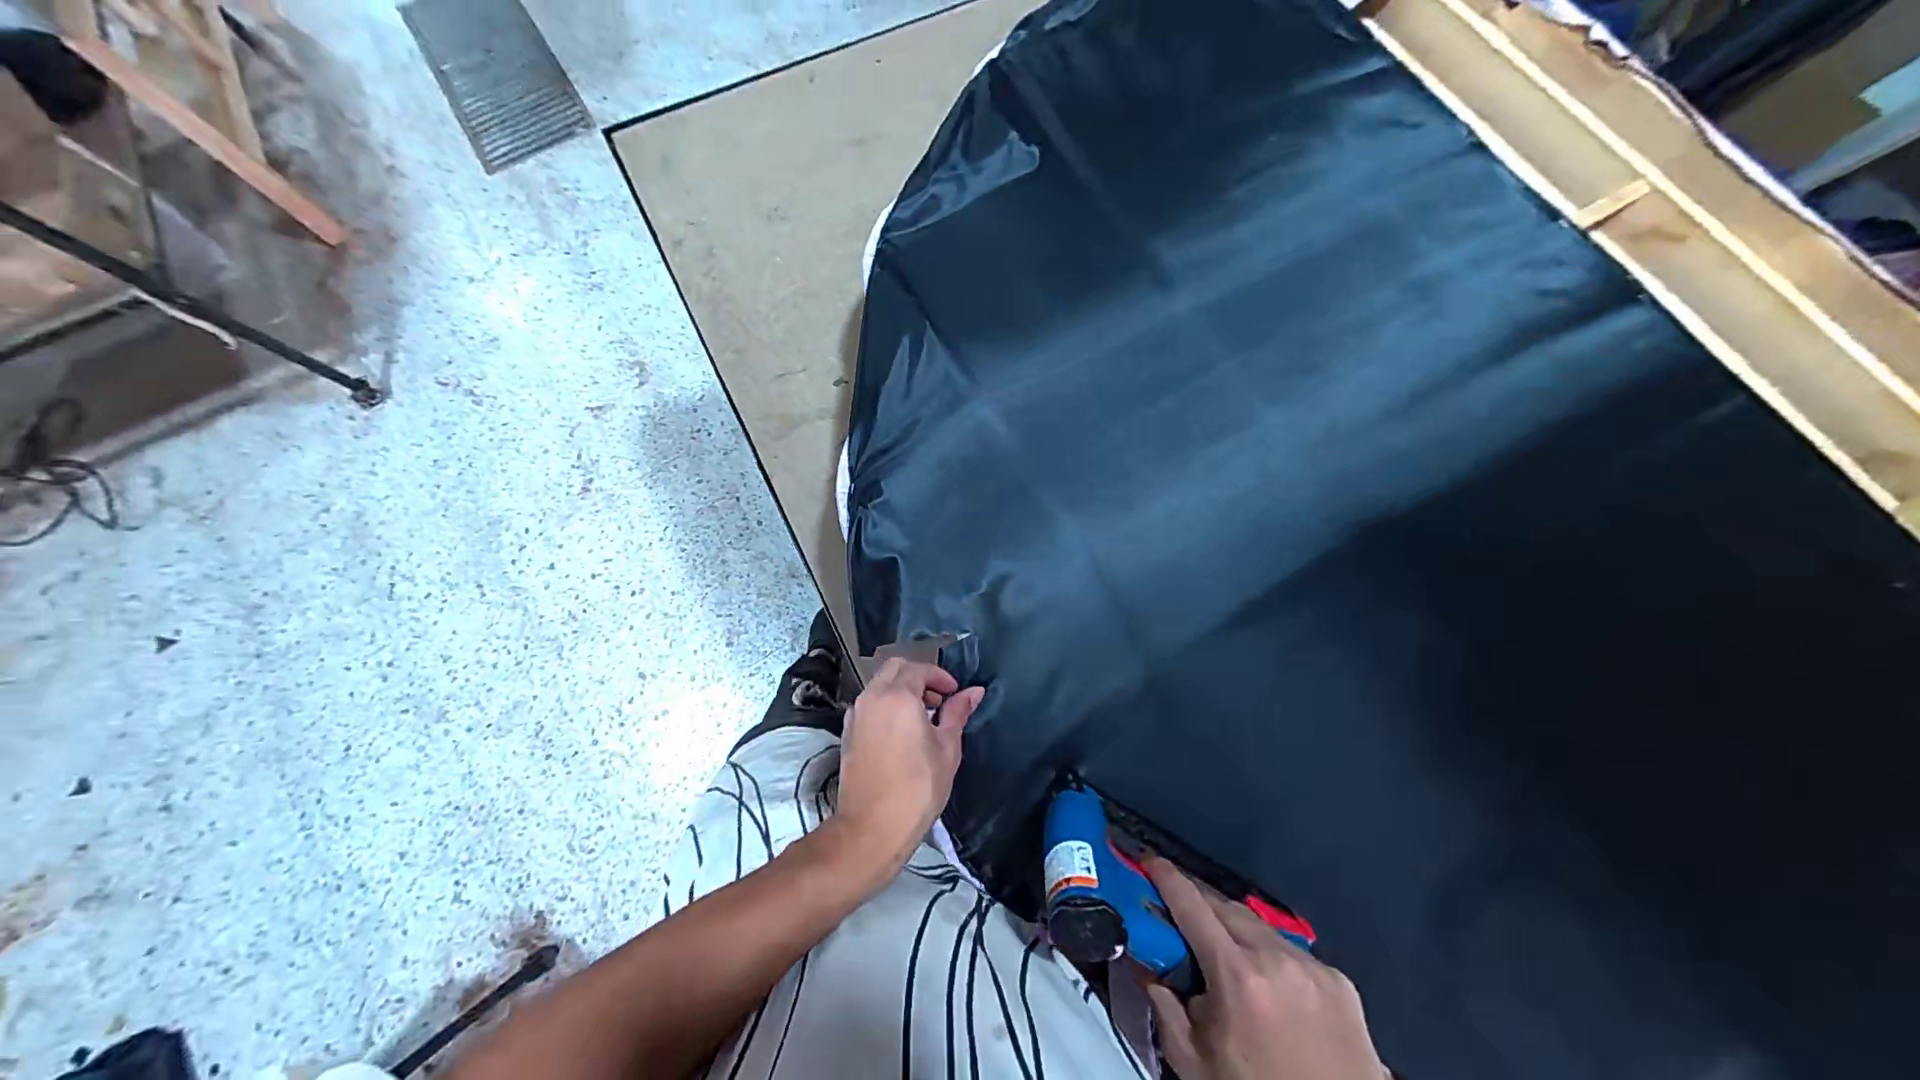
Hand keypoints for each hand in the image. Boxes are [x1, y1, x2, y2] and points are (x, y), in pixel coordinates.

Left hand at [832, 658, 984, 877]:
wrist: (872, 827)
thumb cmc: (918, 788)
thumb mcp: (947, 748)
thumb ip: (957, 713)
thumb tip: (973, 692)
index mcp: (897, 696)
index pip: (919, 669)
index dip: (940, 677)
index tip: (955, 694)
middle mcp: (872, 698)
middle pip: (895, 668)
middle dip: (919, 676)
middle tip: (939, 700)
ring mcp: (856, 715)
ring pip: (879, 685)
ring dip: (902, 689)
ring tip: (924, 717)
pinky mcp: (847, 732)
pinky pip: (869, 704)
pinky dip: (887, 704)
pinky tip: (903, 731)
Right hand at [1141, 856, 1388, 1079]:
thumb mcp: (1191, 1059)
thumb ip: (1162, 1002)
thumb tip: (1143, 960)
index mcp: (1236, 975)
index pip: (1191, 904)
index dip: (1165, 876)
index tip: (1148, 862)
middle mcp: (1276, 958)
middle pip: (1224, 906)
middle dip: (1197, 901)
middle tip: (1176, 910)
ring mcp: (1313, 967)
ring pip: (1259, 926)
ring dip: (1233, 927)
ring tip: (1220, 948)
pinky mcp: (1340, 981)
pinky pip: (1292, 952)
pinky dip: (1270, 956)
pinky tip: (1267, 983)